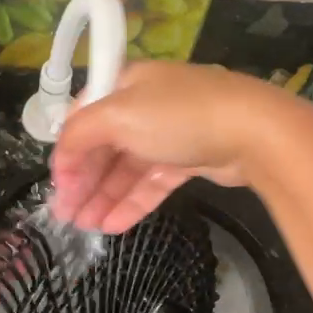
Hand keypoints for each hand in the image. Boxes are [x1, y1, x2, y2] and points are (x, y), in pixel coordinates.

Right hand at [49, 63, 293, 231]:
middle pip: (103, 148)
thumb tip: (61, 158)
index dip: (68, 154)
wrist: (254, 133)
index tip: (58, 188)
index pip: (82, 119)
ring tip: (86, 227)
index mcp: (124, 85)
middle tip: (66, 217)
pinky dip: (131, 202)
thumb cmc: (179, 116)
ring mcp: (167, 134)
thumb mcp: (118, 116)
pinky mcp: (187, 160)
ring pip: (125, 170)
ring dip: (103, 198)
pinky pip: (150, 183)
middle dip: (83, 182)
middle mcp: (143, 107)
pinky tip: (113, 225)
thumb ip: (79, 134)